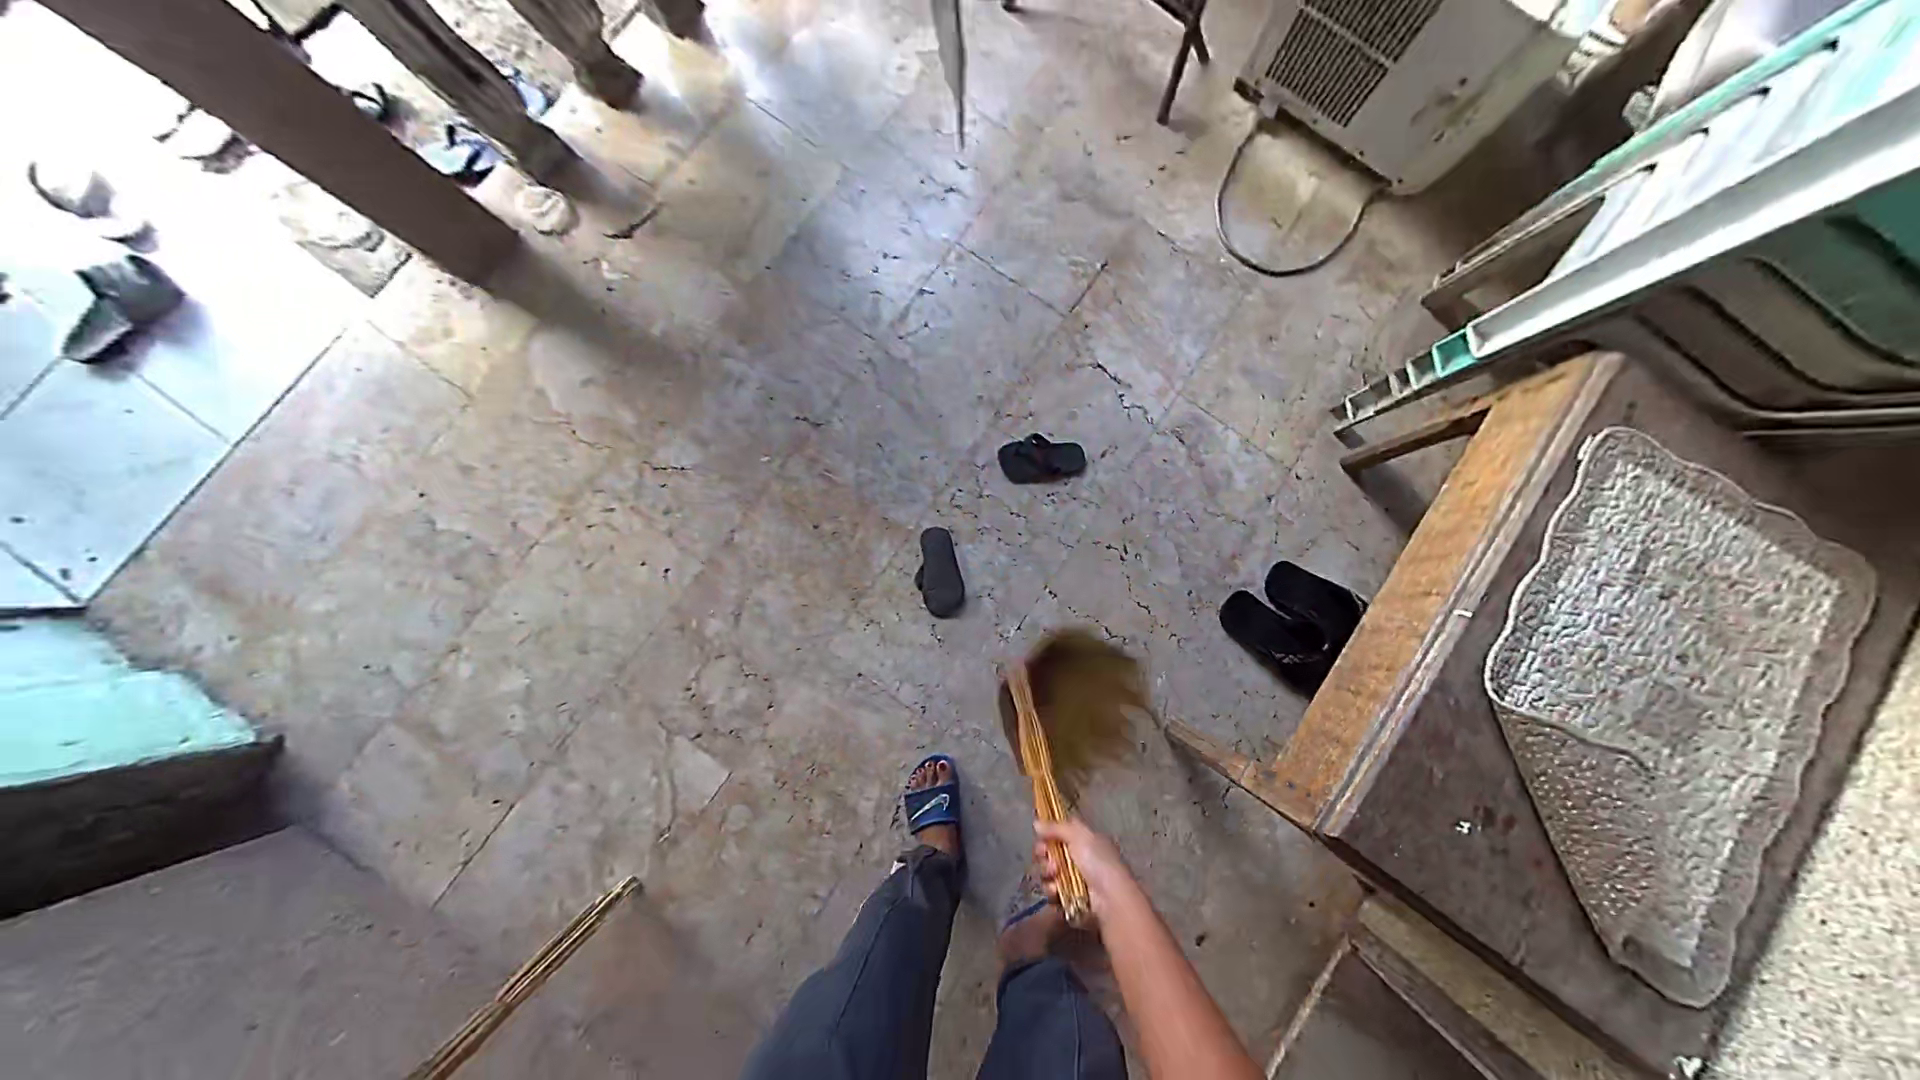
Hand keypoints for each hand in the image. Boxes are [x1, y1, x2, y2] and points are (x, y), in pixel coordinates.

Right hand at [1033, 817, 1144, 923]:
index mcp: (1083, 841)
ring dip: (1048, 876)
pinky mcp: (1070, 900)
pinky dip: (1052, 893)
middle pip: (1049, 855)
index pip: (1058, 835)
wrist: (1111, 899)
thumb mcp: (1079, 835)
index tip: (1042, 839)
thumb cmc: (1098, 862)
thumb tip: (1036, 823)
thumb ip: (1056, 827)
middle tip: (1051, 863)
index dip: (1047, 837)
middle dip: (1045, 858)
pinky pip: (1052, 894)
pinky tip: (1058, 893)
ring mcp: (1074, 881)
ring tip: (1056, 878)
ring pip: (1048, 875)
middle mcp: (1078, 859)